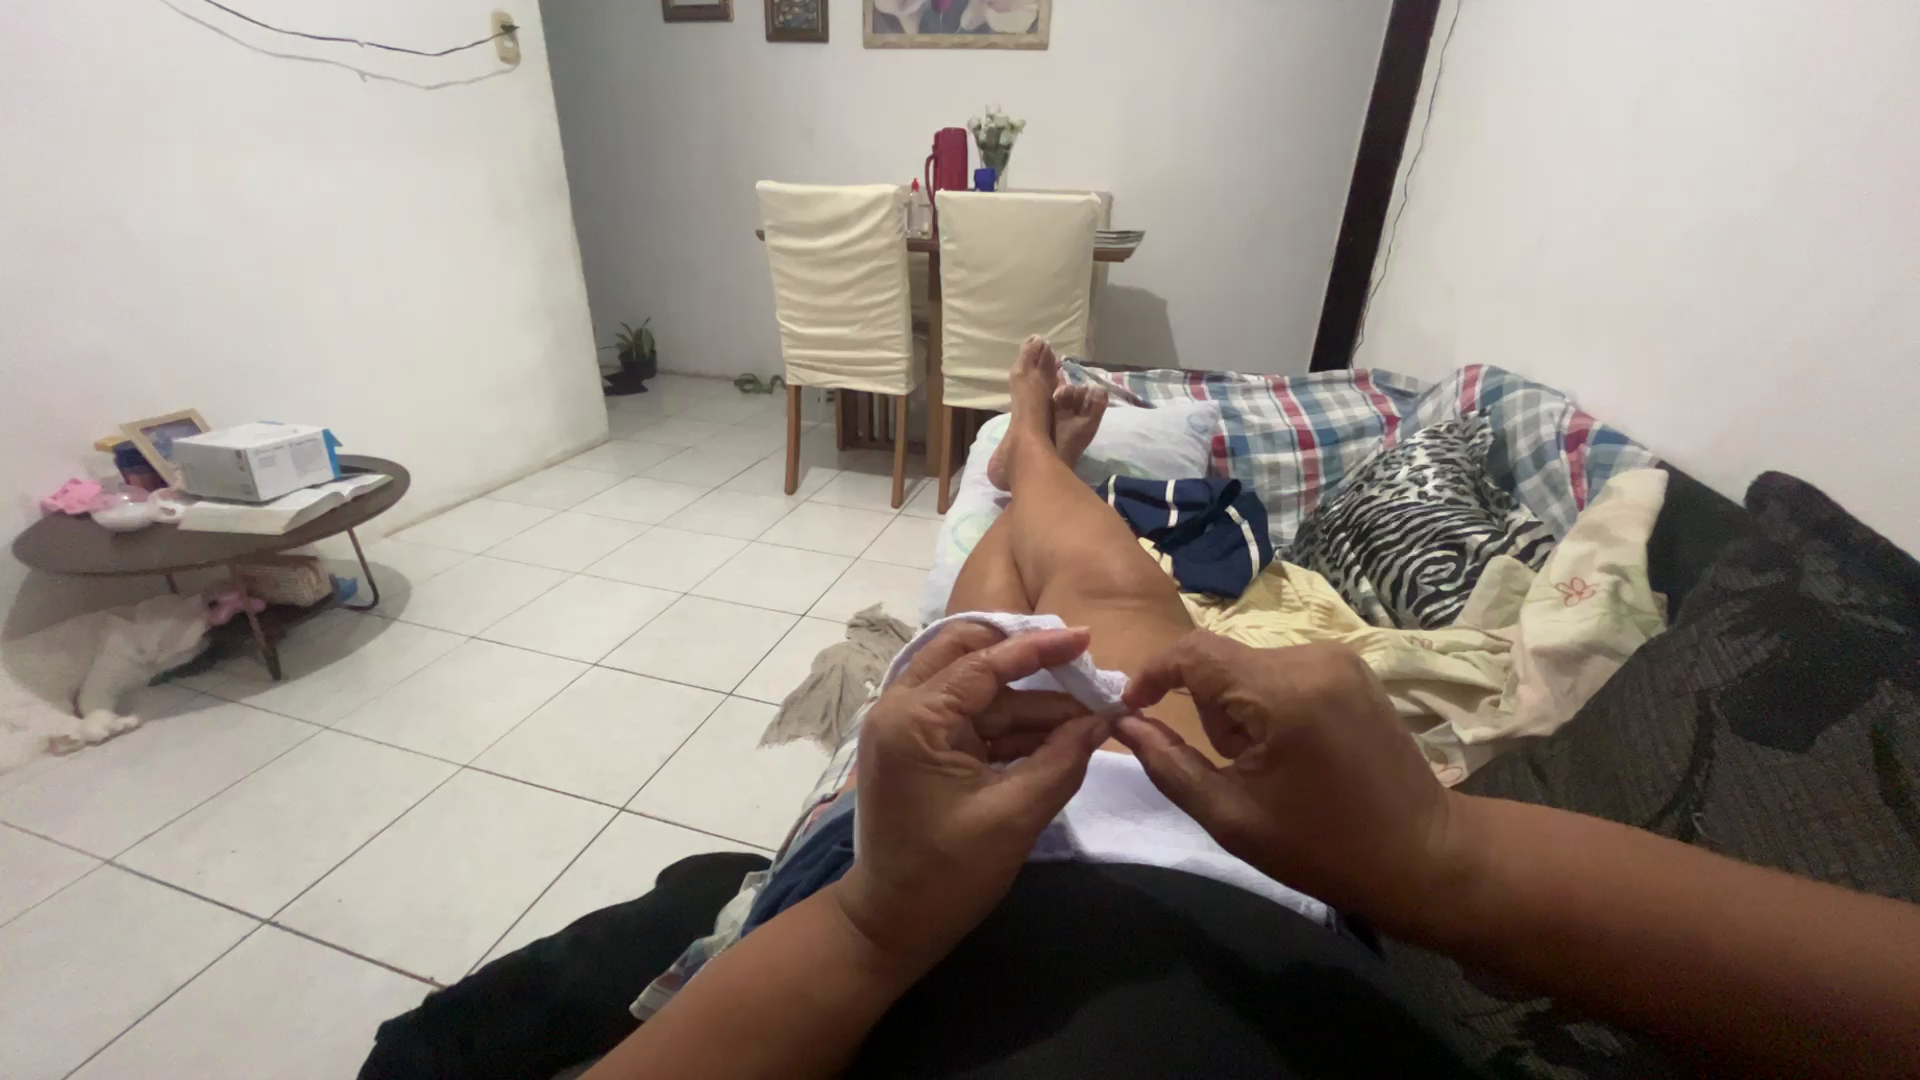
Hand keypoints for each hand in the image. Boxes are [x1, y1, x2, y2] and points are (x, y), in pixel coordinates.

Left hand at [833, 623, 1110, 970]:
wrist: (892, 925)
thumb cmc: (947, 875)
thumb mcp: (1014, 816)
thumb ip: (1063, 760)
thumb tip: (1104, 720)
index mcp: (913, 717)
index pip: (982, 663)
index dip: (1039, 649)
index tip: (1085, 638)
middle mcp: (903, 707)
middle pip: (967, 654)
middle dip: (1025, 658)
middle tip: (1077, 665)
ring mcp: (910, 724)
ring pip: (976, 688)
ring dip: (1028, 698)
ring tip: (1085, 710)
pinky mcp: (923, 744)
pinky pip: (973, 717)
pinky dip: (1013, 724)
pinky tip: (1058, 731)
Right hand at [1114, 633, 1474, 933]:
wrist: (1426, 857)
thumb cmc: (1322, 846)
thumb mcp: (1229, 816)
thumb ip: (1167, 762)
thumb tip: (1123, 722)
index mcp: (1280, 693)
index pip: (1192, 652)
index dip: (1153, 673)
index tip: (1133, 707)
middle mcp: (1310, 658)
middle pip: (1220, 662)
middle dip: (1208, 708)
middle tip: (1233, 764)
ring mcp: (1336, 658)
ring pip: (1247, 664)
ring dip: (1237, 706)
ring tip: (1267, 761)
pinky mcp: (1350, 666)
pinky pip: (1279, 669)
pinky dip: (1266, 700)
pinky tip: (1292, 744)